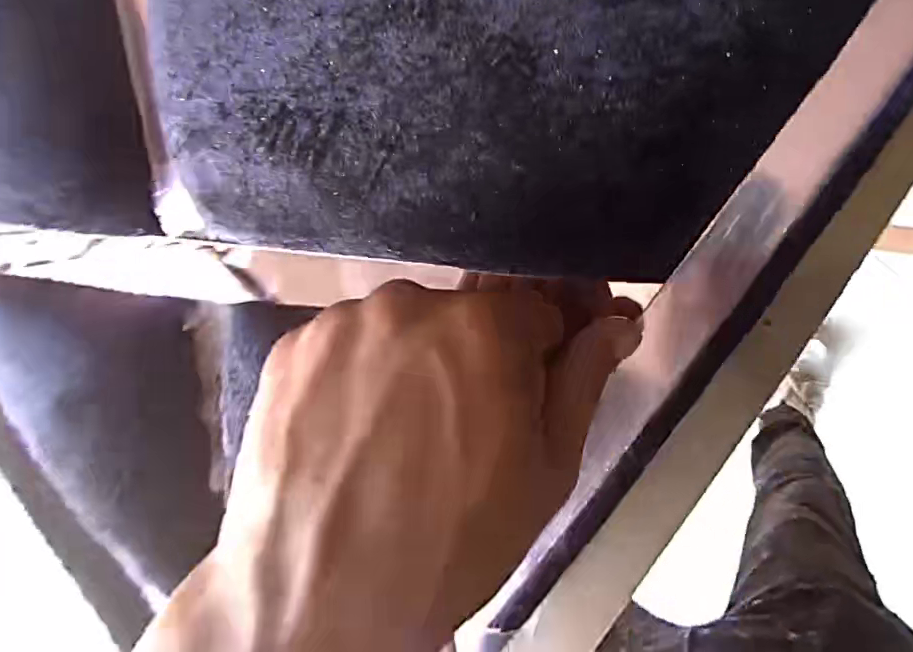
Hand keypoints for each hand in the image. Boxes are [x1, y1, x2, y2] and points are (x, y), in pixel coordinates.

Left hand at [144, 275, 641, 651]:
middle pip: (472, 313)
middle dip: (483, 353)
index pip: (539, 309)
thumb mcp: (546, 468)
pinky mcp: (294, 346)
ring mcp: (348, 322)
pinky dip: (364, 369)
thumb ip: (585, 379)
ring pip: (410, 323)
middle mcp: (416, 303)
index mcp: (489, 324)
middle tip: (469, 419)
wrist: (314, 611)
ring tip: (408, 428)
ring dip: (421, 358)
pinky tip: (361, 426)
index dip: (544, 349)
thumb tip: (618, 325)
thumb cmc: (453, 540)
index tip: (534, 384)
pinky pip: (353, 340)